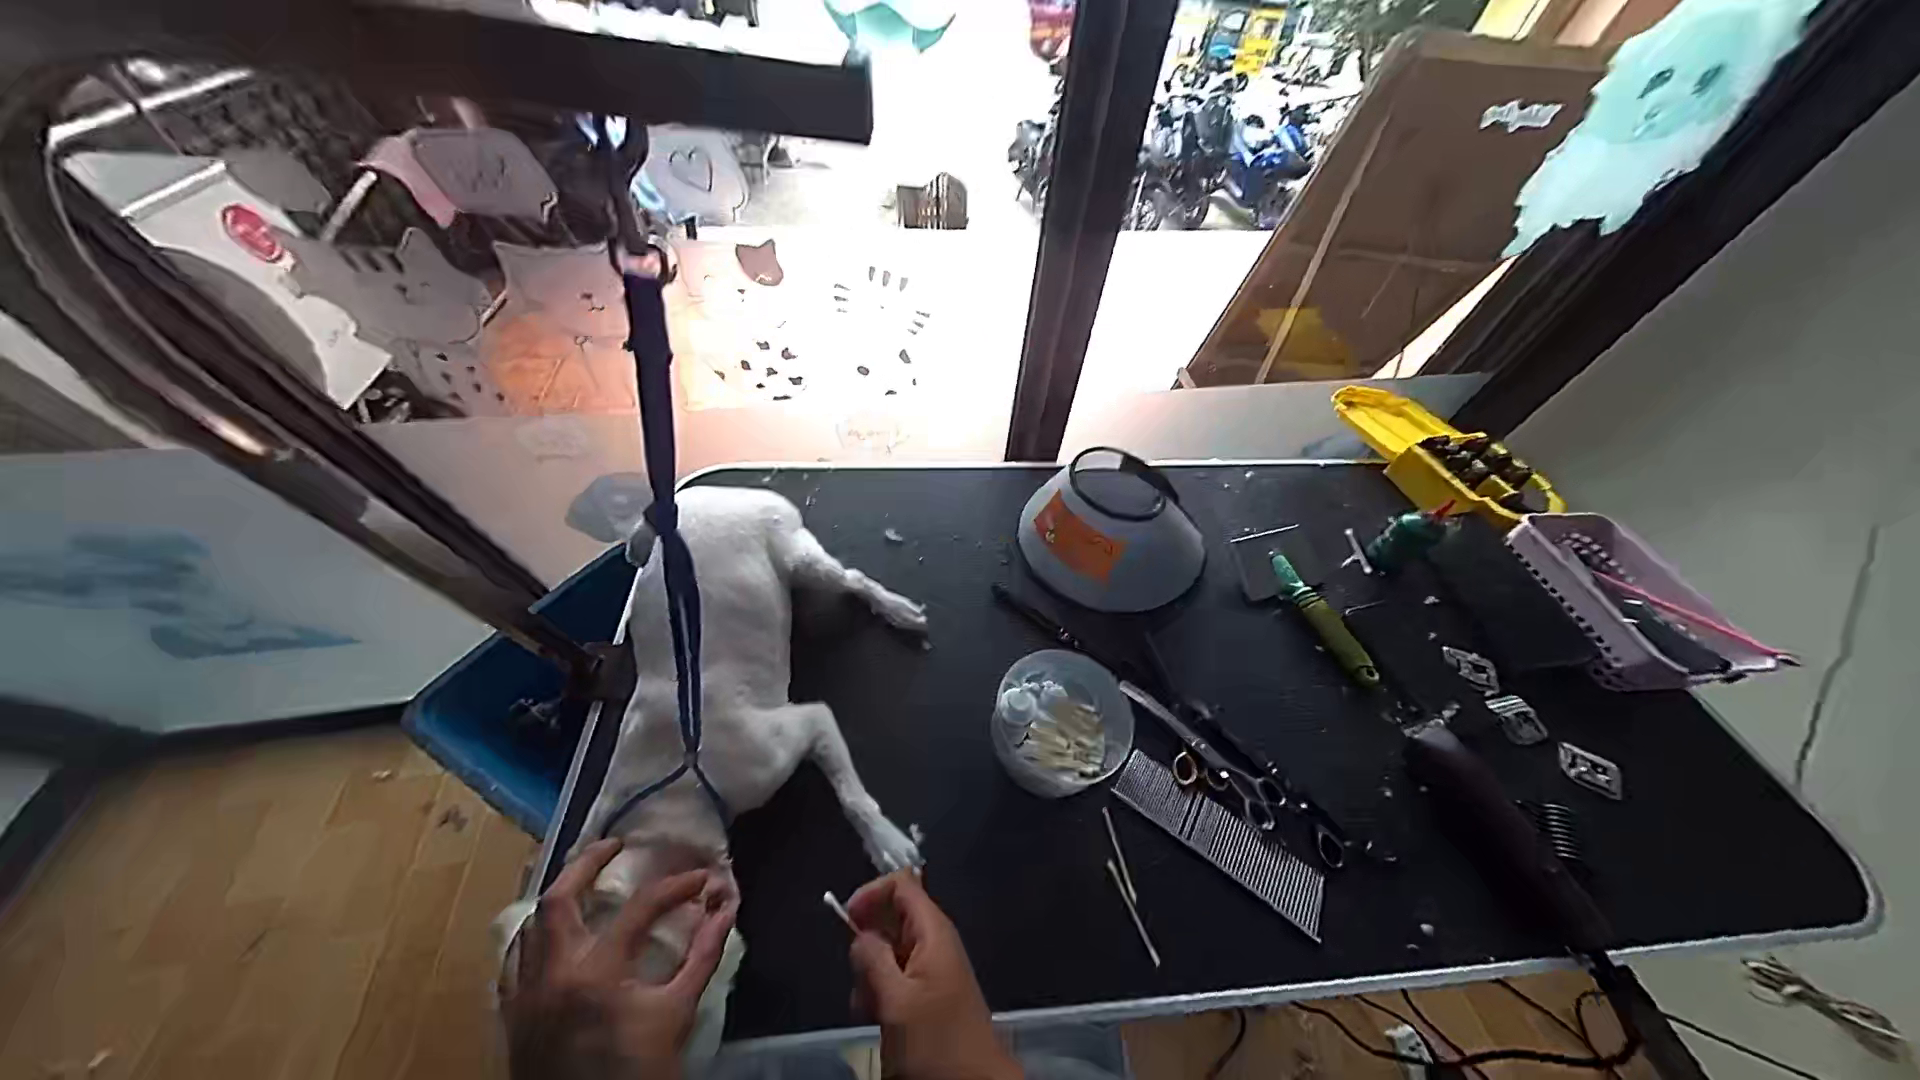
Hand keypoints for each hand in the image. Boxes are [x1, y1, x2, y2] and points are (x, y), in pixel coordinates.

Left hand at [503, 838, 736, 1079]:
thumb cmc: (637, 1072)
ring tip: (585, 881)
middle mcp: (551, 975)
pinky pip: (515, 961)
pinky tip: (557, 933)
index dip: (676, 887)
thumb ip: (703, 955)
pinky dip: (536, 935)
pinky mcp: (514, 1017)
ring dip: (558, 897)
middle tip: (615, 846)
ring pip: (528, 927)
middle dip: (588, 864)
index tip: (702, 878)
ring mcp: (525, 997)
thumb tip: (727, 908)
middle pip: (558, 900)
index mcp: (595, 973)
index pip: (640, 908)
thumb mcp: (677, 1013)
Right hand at [847, 871, 1020, 1079]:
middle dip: (868, 942)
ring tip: (870, 1006)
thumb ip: (873, 960)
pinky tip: (877, 1016)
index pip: (902, 883)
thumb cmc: (936, 1041)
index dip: (872, 893)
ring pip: (890, 949)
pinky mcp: (928, 990)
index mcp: (932, 929)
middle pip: (892, 916)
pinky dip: (881, 989)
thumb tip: (860, 932)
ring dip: (872, 972)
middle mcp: (933, 939)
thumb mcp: (896, 1001)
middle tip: (861, 978)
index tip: (848, 919)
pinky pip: (897, 974)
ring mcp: (932, 965)